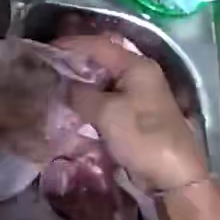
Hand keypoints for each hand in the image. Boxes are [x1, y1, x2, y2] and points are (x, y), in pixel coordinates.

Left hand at [0, 40, 55, 163]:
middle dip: (38, 92)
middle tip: (67, 98)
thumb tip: (55, 92)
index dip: (32, 58)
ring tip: (61, 123)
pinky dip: (24, 139)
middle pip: (13, 85)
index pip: (8, 55)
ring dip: (33, 118)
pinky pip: (8, 136)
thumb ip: (25, 97)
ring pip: (13, 112)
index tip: (60, 66)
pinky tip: (44, 143)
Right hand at [52, 35, 208, 192]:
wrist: (173, 174)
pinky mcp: (136, 116)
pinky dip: (91, 104)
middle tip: (48, 70)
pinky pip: (108, 102)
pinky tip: (73, 110)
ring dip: (81, 87)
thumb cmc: (142, 136)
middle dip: (75, 66)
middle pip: (101, 62)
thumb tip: (62, 85)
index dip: (72, 45)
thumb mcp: (106, 113)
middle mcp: (139, 75)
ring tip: (55, 89)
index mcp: (137, 66)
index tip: (46, 49)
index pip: (99, 45)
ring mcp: (139, 96)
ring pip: (103, 84)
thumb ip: (80, 95)